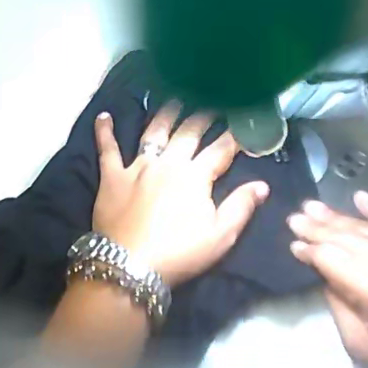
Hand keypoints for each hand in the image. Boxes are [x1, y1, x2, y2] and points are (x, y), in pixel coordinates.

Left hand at [91, 102, 269, 284]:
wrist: (129, 268)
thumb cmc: (179, 253)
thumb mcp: (220, 236)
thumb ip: (241, 206)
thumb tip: (263, 185)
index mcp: (196, 175)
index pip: (221, 149)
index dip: (235, 136)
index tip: (245, 123)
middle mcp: (168, 162)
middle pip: (189, 132)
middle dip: (204, 116)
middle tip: (213, 103)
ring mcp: (138, 167)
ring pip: (154, 132)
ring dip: (166, 113)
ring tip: (175, 99)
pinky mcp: (111, 177)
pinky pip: (108, 149)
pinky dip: (105, 132)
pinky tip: (104, 116)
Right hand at [288, 191, 367, 367]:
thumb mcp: (366, 351)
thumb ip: (342, 306)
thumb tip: (326, 274)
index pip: (336, 259)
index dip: (312, 249)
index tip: (292, 242)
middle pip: (353, 238)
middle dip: (322, 227)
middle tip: (296, 216)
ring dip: (344, 218)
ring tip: (316, 206)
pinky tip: (362, 198)